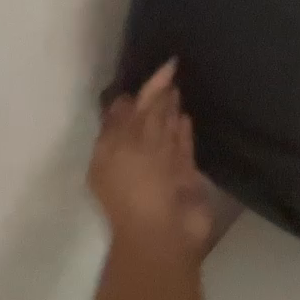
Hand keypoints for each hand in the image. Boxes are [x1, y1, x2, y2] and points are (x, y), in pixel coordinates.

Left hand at [89, 60, 214, 259]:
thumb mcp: (133, 147)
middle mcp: (132, 156)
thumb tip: (148, 90)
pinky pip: (181, 146)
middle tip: (171, 67)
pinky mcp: (182, 173)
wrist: (166, 232)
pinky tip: (188, 114)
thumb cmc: (140, 188)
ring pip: (163, 131)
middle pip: (143, 120)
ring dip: (170, 110)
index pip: (122, 114)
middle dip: (154, 97)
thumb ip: (145, 116)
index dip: (135, 92)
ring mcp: (158, 166)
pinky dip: (183, 130)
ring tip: (180, 85)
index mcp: (111, 152)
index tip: (156, 67)